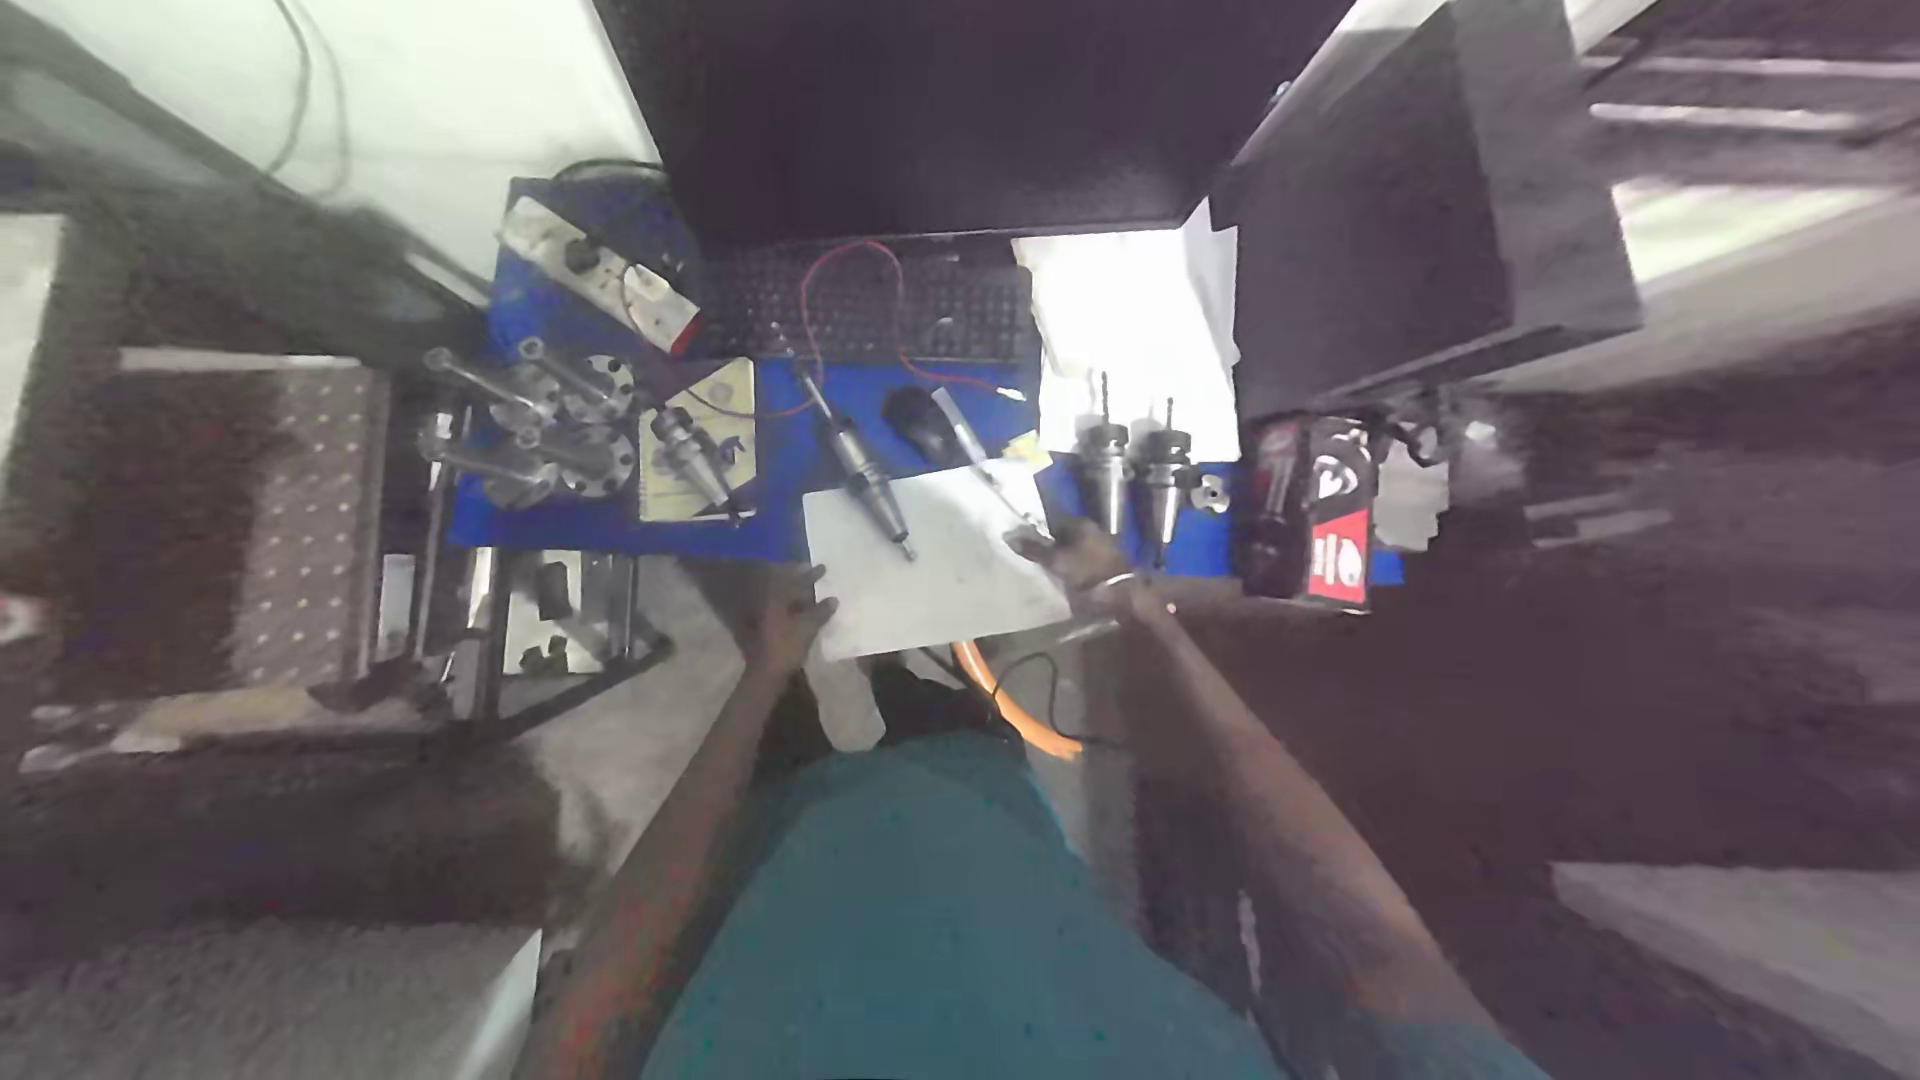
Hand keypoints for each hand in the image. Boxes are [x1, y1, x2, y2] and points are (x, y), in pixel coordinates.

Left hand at [747, 563, 838, 674]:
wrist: (767, 673)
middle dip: (800, 579)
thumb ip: (820, 612)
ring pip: (784, 599)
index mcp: (776, 601)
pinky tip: (807, 609)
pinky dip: (796, 606)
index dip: (809, 575)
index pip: (794, 582)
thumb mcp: (807, 628)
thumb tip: (833, 599)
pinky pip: (785, 609)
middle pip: (785, 587)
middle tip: (813, 571)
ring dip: (798, 593)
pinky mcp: (770, 629)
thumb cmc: (786, 647)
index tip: (822, 567)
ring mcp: (767, 618)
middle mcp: (769, 605)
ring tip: (812, 589)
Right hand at [1006, 517, 1156, 619]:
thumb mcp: (1056, 561)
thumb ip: (1034, 549)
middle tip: (1038, 560)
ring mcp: (1106, 548)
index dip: (1041, 532)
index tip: (1030, 544)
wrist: (1123, 595)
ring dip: (1067, 558)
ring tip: (1052, 571)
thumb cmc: (1087, 573)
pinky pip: (1088, 562)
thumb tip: (1008, 535)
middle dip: (1054, 546)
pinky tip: (1070, 579)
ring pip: (1079, 549)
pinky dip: (1079, 568)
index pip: (1055, 521)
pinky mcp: (1112, 565)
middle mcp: (1096, 530)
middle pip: (1068, 536)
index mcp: (1082, 524)